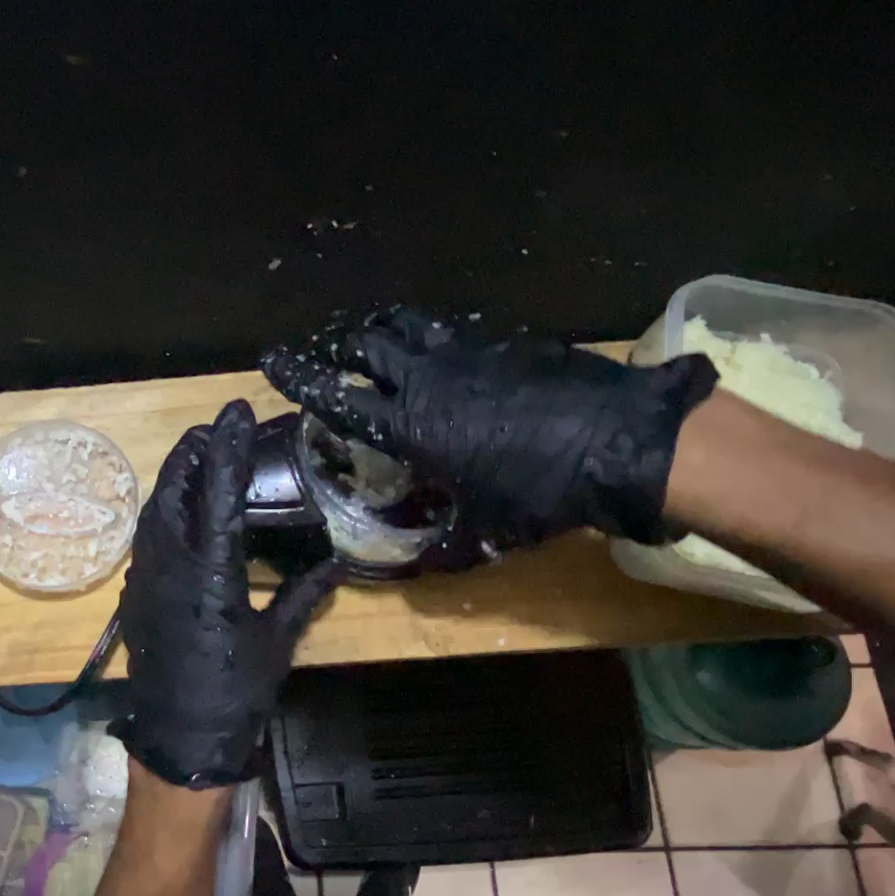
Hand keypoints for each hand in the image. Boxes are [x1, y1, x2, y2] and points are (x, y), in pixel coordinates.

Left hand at [111, 400, 343, 788]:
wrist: (180, 738)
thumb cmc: (235, 691)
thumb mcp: (277, 641)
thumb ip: (304, 595)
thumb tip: (339, 565)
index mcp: (210, 569)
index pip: (217, 490)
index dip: (227, 445)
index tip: (236, 410)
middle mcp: (169, 562)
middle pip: (173, 489)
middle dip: (192, 452)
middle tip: (216, 431)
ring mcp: (145, 578)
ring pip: (153, 510)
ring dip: (175, 479)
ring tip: (200, 461)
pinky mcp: (135, 594)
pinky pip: (146, 537)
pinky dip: (164, 513)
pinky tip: (182, 515)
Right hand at [261, 306, 718, 561]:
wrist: (622, 442)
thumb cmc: (541, 493)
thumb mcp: (486, 530)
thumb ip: (443, 547)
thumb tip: (418, 571)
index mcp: (410, 426)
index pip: (337, 397)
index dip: (300, 378)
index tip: (273, 360)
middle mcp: (427, 379)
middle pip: (367, 344)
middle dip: (342, 348)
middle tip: (334, 357)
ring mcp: (467, 351)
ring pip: (406, 324)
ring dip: (384, 331)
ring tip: (379, 340)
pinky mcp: (504, 341)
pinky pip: (452, 328)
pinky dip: (433, 335)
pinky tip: (446, 352)